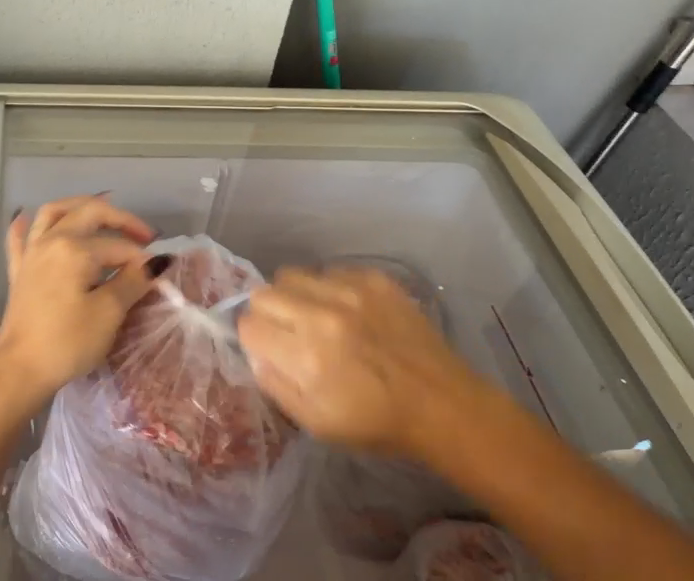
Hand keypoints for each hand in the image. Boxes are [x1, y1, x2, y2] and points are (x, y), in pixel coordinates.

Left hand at [0, 196, 165, 414]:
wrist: (21, 370)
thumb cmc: (68, 342)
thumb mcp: (108, 313)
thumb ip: (132, 282)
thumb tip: (156, 262)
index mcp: (75, 249)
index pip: (118, 247)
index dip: (142, 260)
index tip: (161, 276)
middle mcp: (50, 240)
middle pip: (88, 213)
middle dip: (119, 219)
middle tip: (143, 234)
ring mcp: (31, 254)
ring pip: (52, 213)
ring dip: (78, 207)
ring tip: (100, 212)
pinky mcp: (19, 272)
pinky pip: (19, 238)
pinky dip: (24, 224)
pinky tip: (25, 217)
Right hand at [238, 267, 492, 456]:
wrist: (443, 405)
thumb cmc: (376, 422)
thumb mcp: (316, 423)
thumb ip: (276, 385)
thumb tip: (255, 354)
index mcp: (306, 355)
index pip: (249, 326)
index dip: (255, 340)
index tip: (271, 351)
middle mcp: (323, 315)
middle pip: (263, 293)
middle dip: (268, 314)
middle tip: (290, 333)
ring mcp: (351, 291)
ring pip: (292, 274)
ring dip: (295, 296)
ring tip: (316, 317)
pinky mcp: (374, 279)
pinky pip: (329, 270)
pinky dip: (328, 289)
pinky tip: (348, 312)